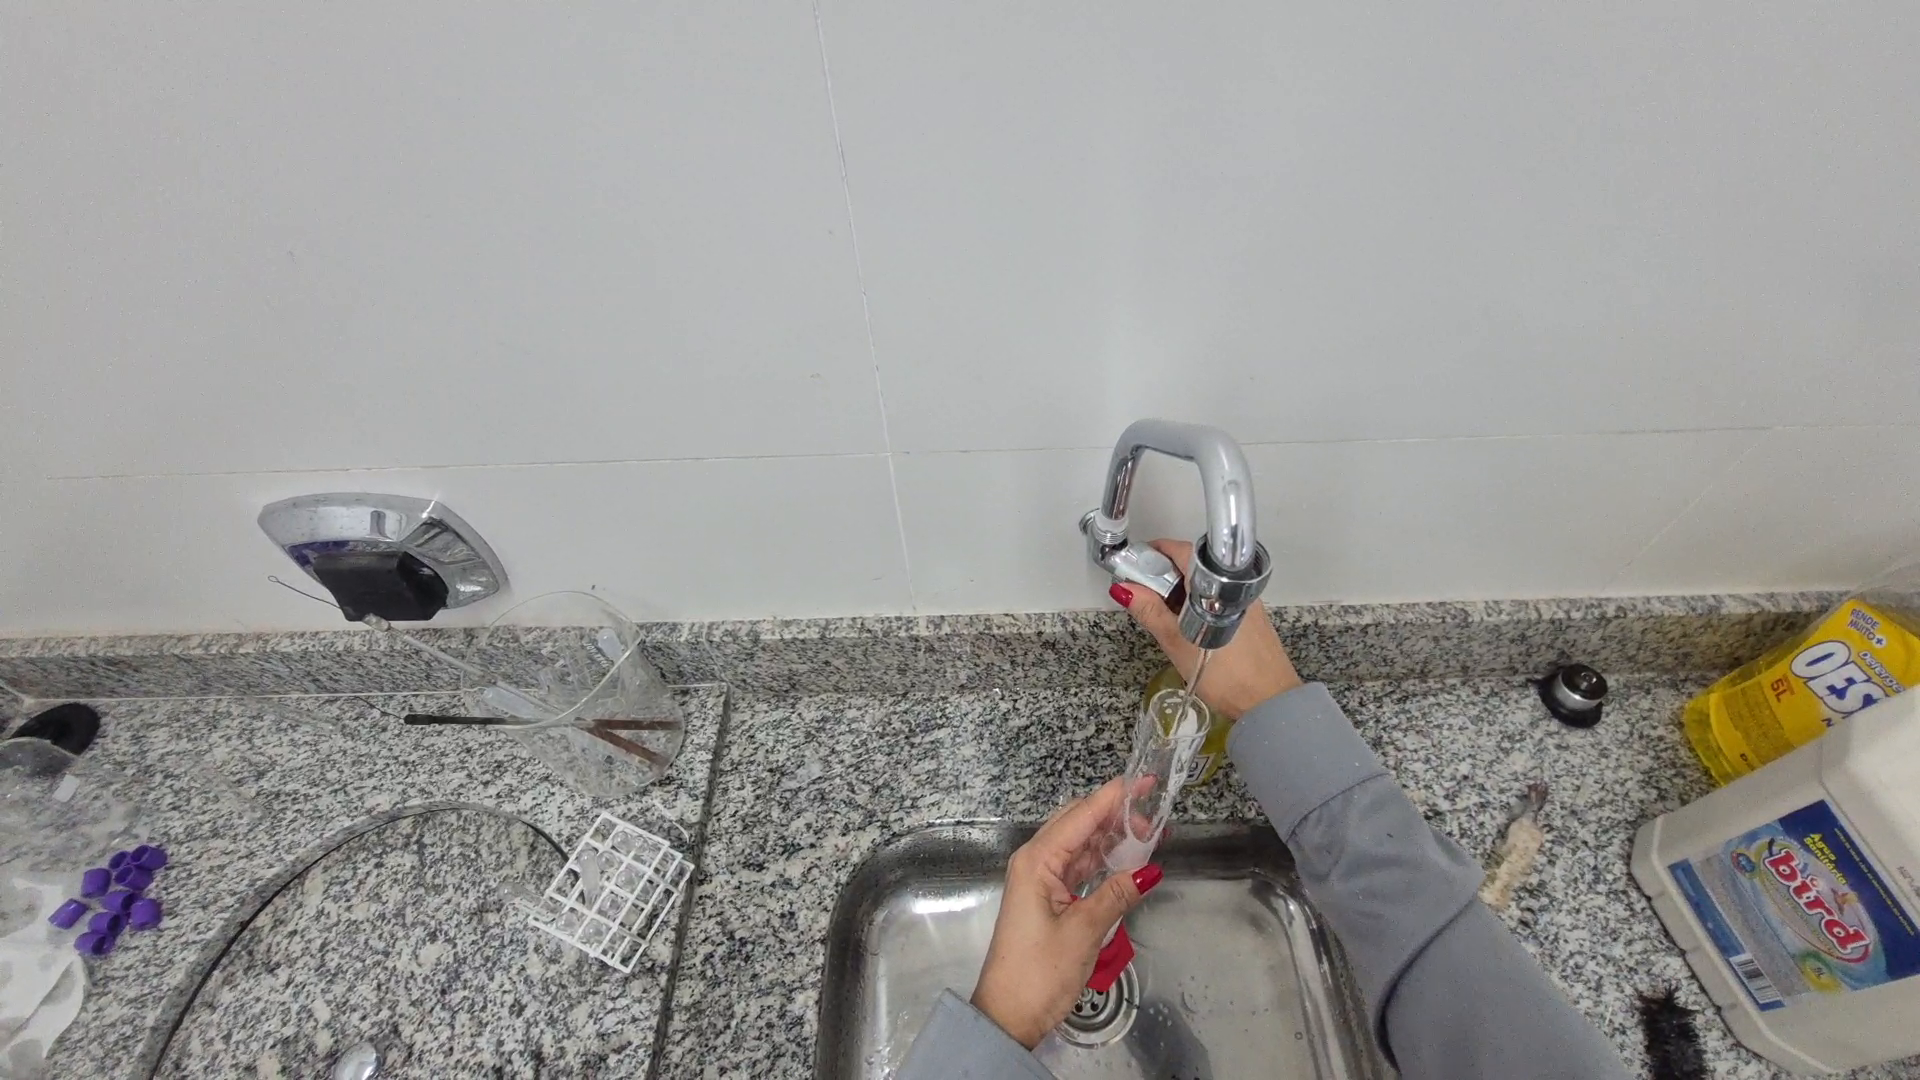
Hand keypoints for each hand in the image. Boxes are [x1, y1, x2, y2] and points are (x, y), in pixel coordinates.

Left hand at [970, 779, 1162, 1048]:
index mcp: (1037, 859)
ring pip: (1081, 844)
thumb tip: (1149, 870)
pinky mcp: (1049, 896)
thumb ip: (1116, 895)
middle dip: (1115, 814)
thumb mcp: (1083, 932)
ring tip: (1148, 833)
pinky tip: (1126, 858)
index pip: (1080, 816)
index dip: (1112, 796)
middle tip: (1154, 814)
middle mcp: (1036, 860)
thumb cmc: (1039, 972)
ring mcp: (1041, 877)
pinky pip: (1079, 865)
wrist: (1008, 1015)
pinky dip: (1103, 859)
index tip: (1142, 780)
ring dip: (1112, 836)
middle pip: (1079, 823)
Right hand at [1110, 538, 1303, 719]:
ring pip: (1205, 585)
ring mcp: (1246, 603)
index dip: (1156, 553)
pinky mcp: (1250, 619)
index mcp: (1217, 585)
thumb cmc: (1224, 674)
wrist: (1270, 703)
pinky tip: (1185, 626)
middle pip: (1194, 567)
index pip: (1183, 552)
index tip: (1134, 563)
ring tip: (1160, 612)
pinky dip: (1196, 604)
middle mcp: (1236, 587)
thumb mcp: (1177, 642)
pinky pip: (1217, 600)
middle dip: (1164, 574)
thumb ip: (1150, 611)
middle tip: (1141, 591)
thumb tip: (1125, 589)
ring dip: (1180, 591)